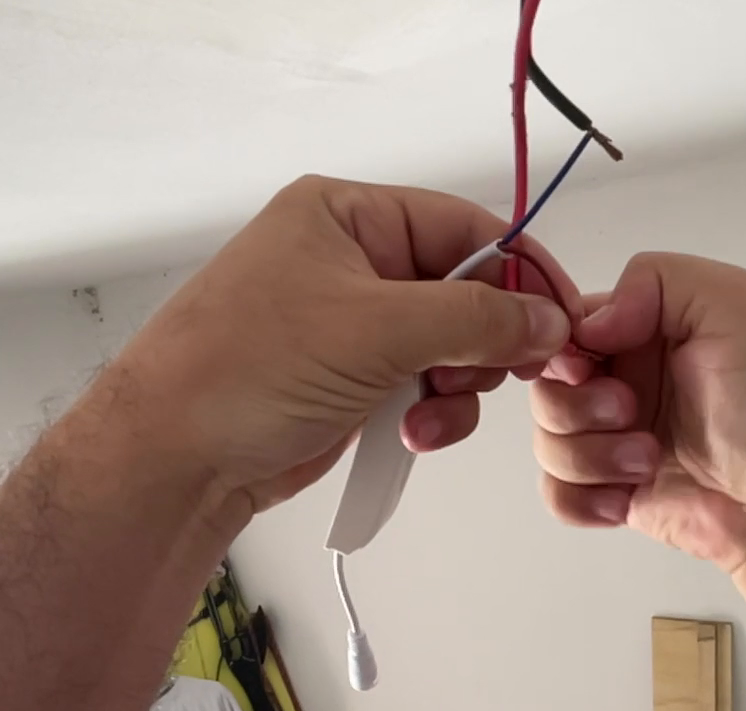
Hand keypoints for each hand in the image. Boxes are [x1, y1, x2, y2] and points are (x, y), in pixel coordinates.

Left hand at [113, 176, 577, 511]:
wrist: (181, 457)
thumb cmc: (260, 368)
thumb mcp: (377, 328)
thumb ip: (476, 320)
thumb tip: (551, 321)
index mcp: (351, 217)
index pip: (465, 228)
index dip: (521, 273)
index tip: (564, 319)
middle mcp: (356, 264)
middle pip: (464, 293)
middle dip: (484, 344)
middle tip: (491, 378)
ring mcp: (356, 329)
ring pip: (450, 349)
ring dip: (459, 389)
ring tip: (431, 420)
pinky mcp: (357, 382)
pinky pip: (424, 389)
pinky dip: (434, 414)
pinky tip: (415, 436)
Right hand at [530, 252, 745, 599]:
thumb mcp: (735, 305)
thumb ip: (655, 281)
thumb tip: (586, 328)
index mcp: (647, 331)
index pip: (568, 326)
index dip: (560, 346)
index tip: (585, 366)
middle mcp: (624, 382)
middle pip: (546, 387)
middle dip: (577, 406)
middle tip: (630, 414)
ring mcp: (614, 443)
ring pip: (547, 441)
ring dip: (589, 455)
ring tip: (648, 463)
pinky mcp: (612, 495)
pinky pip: (556, 495)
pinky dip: (581, 500)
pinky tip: (625, 502)